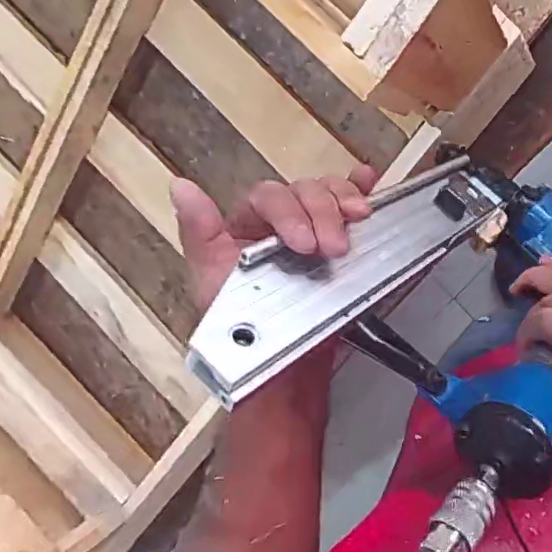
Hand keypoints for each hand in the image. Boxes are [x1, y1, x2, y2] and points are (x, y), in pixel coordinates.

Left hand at [171, 168, 376, 411]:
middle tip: (335, 248)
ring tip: (360, 219)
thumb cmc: (247, 332)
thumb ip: (200, 235)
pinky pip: (351, 205)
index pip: (269, 198)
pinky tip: (368, 181)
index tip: (305, 245)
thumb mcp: (212, 284)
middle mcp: (282, 220)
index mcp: (247, 224)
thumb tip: (182, 190)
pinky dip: (362, 189)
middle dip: (324, 213)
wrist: (288, 370)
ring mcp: (315, 227)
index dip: (290, 213)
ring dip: (345, 201)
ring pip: (330, 194)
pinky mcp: (342, 239)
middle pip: (305, 190)